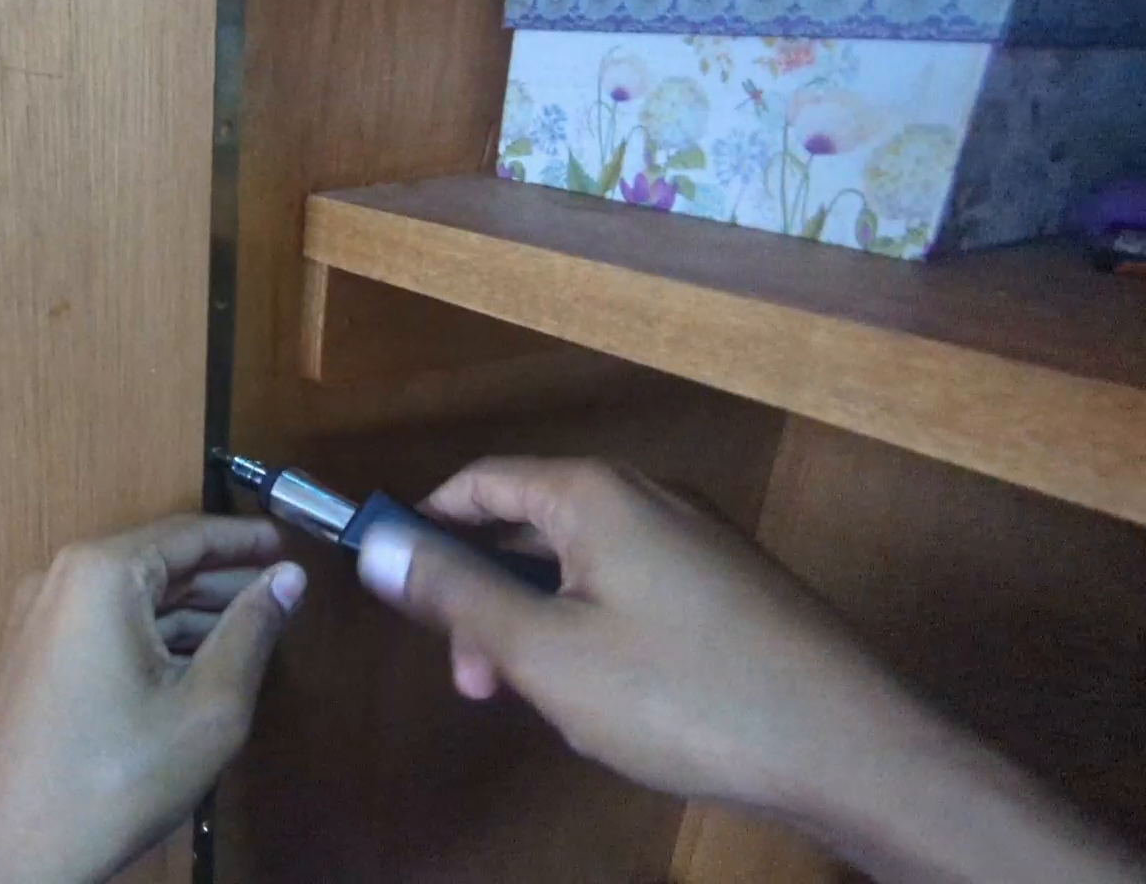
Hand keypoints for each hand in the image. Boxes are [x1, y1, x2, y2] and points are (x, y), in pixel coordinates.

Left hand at [0, 515, 305, 883]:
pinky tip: (195, 657)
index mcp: (102, 572)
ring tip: (250, 624)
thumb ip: (252, 630)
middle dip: (222, 577)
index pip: (189, 534)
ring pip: (134, 596)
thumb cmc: (115, 777)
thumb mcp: (205, 706)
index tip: (287, 543)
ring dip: (191, 608)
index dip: (244, 539)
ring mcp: (41, 614)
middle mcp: (63, 576)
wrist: (7, 860)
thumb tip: (291, 578)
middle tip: (279, 590)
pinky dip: (154, 633)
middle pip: (159, 562)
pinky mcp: (34, 651)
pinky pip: (107, 623)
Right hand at [356, 457, 1145, 883]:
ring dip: (534, 621)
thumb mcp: (542, 650)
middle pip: (525, 527)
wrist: (871, 762)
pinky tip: (604, 692)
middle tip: (474, 676)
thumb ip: (451, 592)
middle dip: (485, 597)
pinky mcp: (723, 580)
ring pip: (574, 564)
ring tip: (540, 696)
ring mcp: (689, 536)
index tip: (401, 580)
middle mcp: (640, 495)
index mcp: (590, 493)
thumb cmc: (682, 694)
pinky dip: (587, 625)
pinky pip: (623, 584)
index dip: (428, 524)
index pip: (478, 483)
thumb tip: (374, 547)